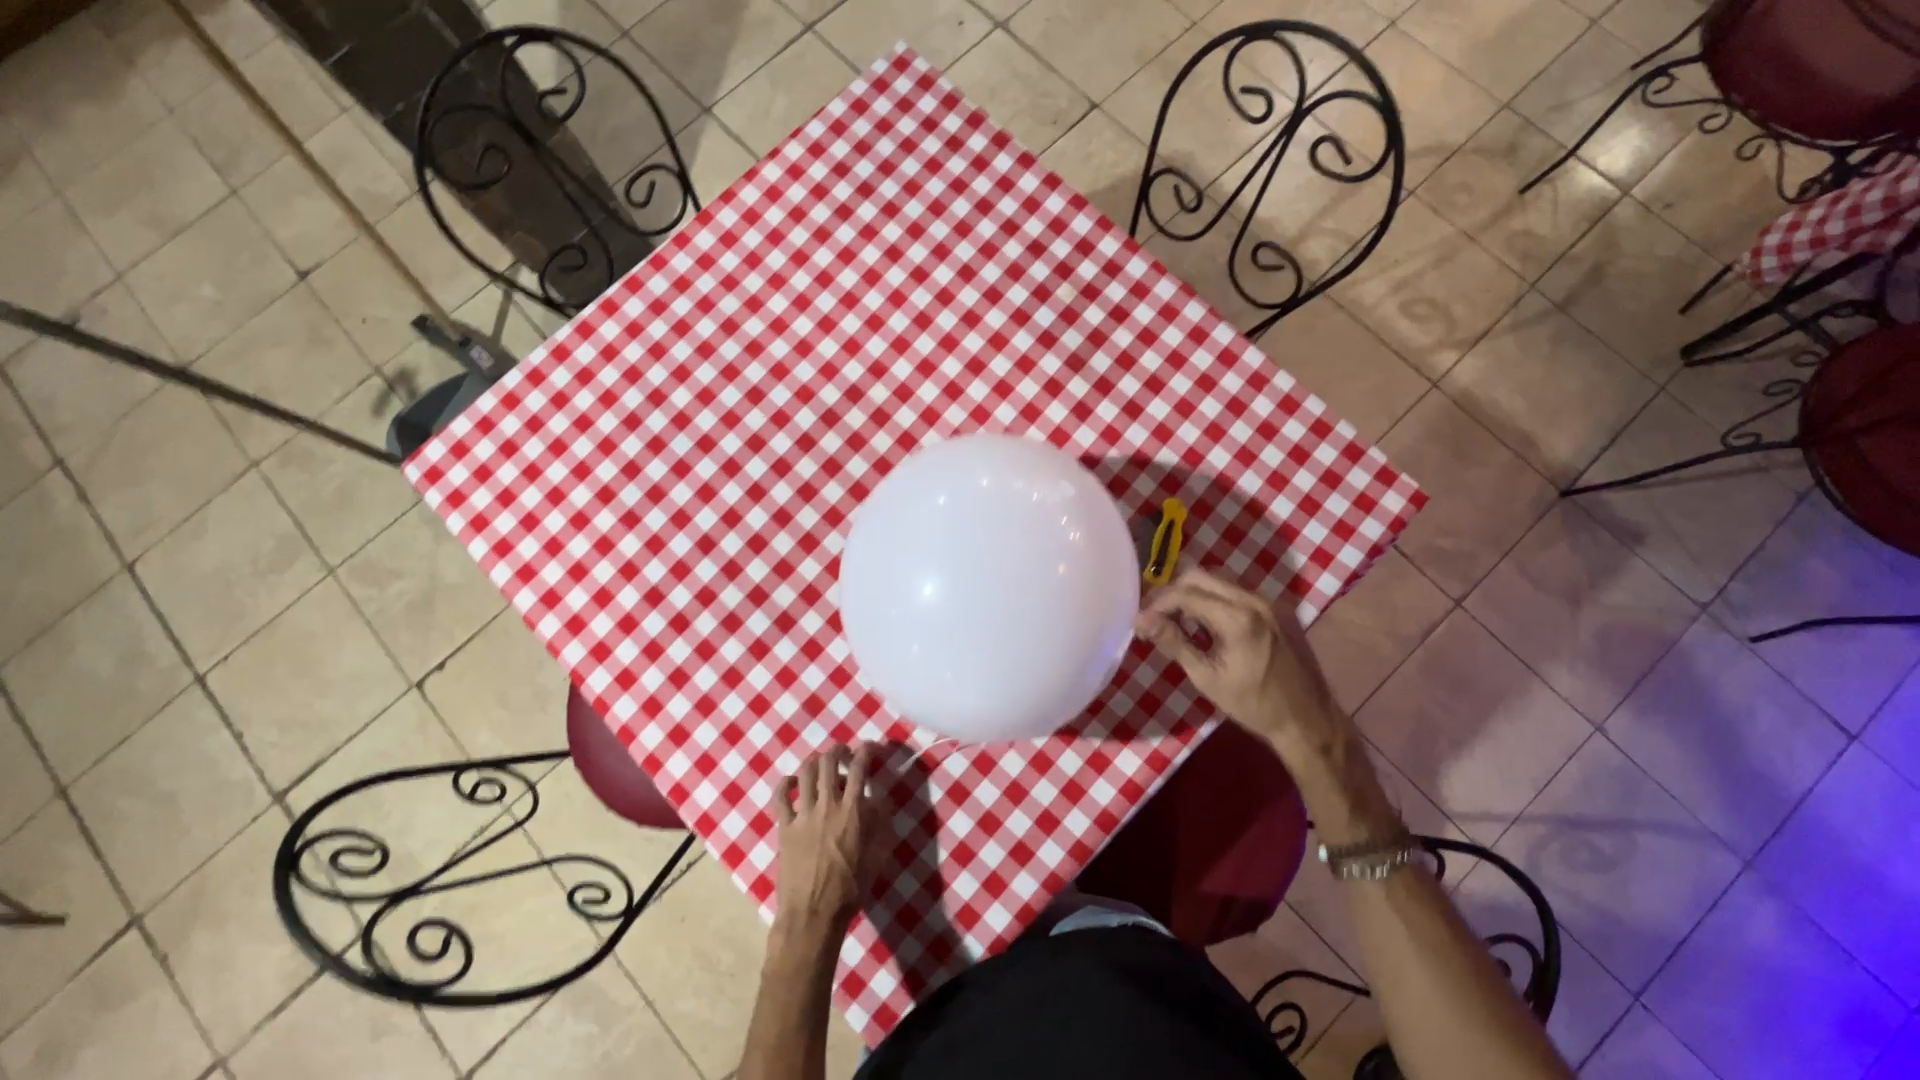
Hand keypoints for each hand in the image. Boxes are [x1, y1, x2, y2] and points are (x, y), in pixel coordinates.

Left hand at [772, 744, 878, 936]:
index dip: (866, 752)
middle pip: (829, 763)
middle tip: (843, 751)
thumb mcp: (877, 858)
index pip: (860, 770)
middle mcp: (827, 806)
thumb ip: (880, 827)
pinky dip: (787, 782)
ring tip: (820, 760)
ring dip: (814, 760)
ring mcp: (802, 814)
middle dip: (838, 750)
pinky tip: (793, 781)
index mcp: (853, 812)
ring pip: (806, 772)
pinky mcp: (784, 826)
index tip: (870, 747)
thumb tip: (880, 803)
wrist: (813, 912)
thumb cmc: (850, 889)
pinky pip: (781, 795)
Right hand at [1134, 568, 1343, 755]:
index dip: (1157, 604)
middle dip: (1172, 592)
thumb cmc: (1254, 705)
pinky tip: (1204, 624)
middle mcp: (1254, 599)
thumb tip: (1144, 622)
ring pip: (1219, 579)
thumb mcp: (1207, 678)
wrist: (1307, 719)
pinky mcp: (1276, 608)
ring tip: (1175, 620)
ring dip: (1192, 593)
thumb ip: (1175, 644)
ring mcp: (1269, 601)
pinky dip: (1213, 599)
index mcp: (1238, 617)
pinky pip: (1236, 591)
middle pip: (1200, 575)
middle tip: (1154, 617)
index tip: (1140, 623)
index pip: (1185, 593)